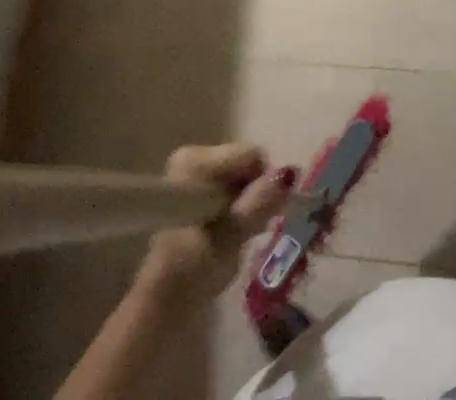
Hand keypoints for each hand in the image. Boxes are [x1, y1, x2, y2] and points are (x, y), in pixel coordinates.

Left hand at [134, 144, 294, 310]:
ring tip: (239, 234)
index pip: (251, 156)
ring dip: (250, 205)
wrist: (167, 299)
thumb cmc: (194, 268)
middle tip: (248, 230)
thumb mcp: (230, 236)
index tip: (257, 219)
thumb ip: (258, 204)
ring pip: (245, 178)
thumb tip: (288, 174)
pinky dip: (240, 208)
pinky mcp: (198, 188)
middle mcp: (194, 157)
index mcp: (196, 161)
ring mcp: (195, 172)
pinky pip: (234, 188)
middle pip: (247, 164)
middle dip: (257, 195)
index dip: (263, 185)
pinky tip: (232, 232)